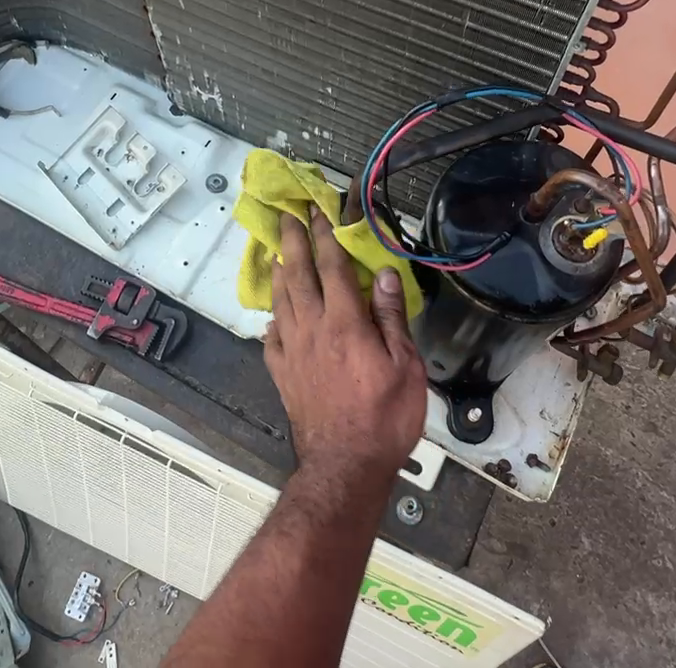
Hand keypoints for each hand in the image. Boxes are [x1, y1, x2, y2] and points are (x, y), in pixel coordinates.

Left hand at [264, 207, 427, 485]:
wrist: (344, 466)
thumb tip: (383, 274)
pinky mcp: (282, 374)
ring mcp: (292, 351)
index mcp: (345, 322)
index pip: (332, 267)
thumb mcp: (405, 366)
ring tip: (277, 251)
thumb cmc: (385, 417)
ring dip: (279, 271)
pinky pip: (271, 337)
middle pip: (298, 274)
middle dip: (293, 241)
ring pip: (281, 300)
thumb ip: (391, 317)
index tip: (319, 210)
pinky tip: (273, 314)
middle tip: (288, 215)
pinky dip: (272, 319)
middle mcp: (312, 328)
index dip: (325, 235)